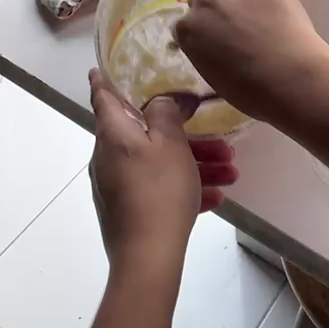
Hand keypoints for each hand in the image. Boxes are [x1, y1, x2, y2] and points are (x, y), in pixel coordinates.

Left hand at [88, 69, 237, 274]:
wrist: (147, 259)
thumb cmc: (158, 191)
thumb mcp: (170, 143)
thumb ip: (166, 112)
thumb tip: (160, 100)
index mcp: (113, 134)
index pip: (103, 97)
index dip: (103, 80)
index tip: (98, 68)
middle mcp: (109, 157)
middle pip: (146, 134)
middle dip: (184, 134)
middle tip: (219, 139)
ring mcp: (117, 186)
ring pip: (158, 163)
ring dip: (194, 163)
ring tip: (231, 171)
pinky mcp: (127, 212)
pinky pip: (157, 189)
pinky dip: (183, 188)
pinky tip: (217, 198)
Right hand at [176, 0, 328, 124]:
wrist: (292, 77)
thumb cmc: (253, 92)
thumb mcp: (215, 78)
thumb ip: (205, 55)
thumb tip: (211, 48)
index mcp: (189, 30)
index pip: (183, 24)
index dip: (198, 29)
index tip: (210, 37)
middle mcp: (204, 1)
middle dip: (210, 6)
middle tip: (227, 18)